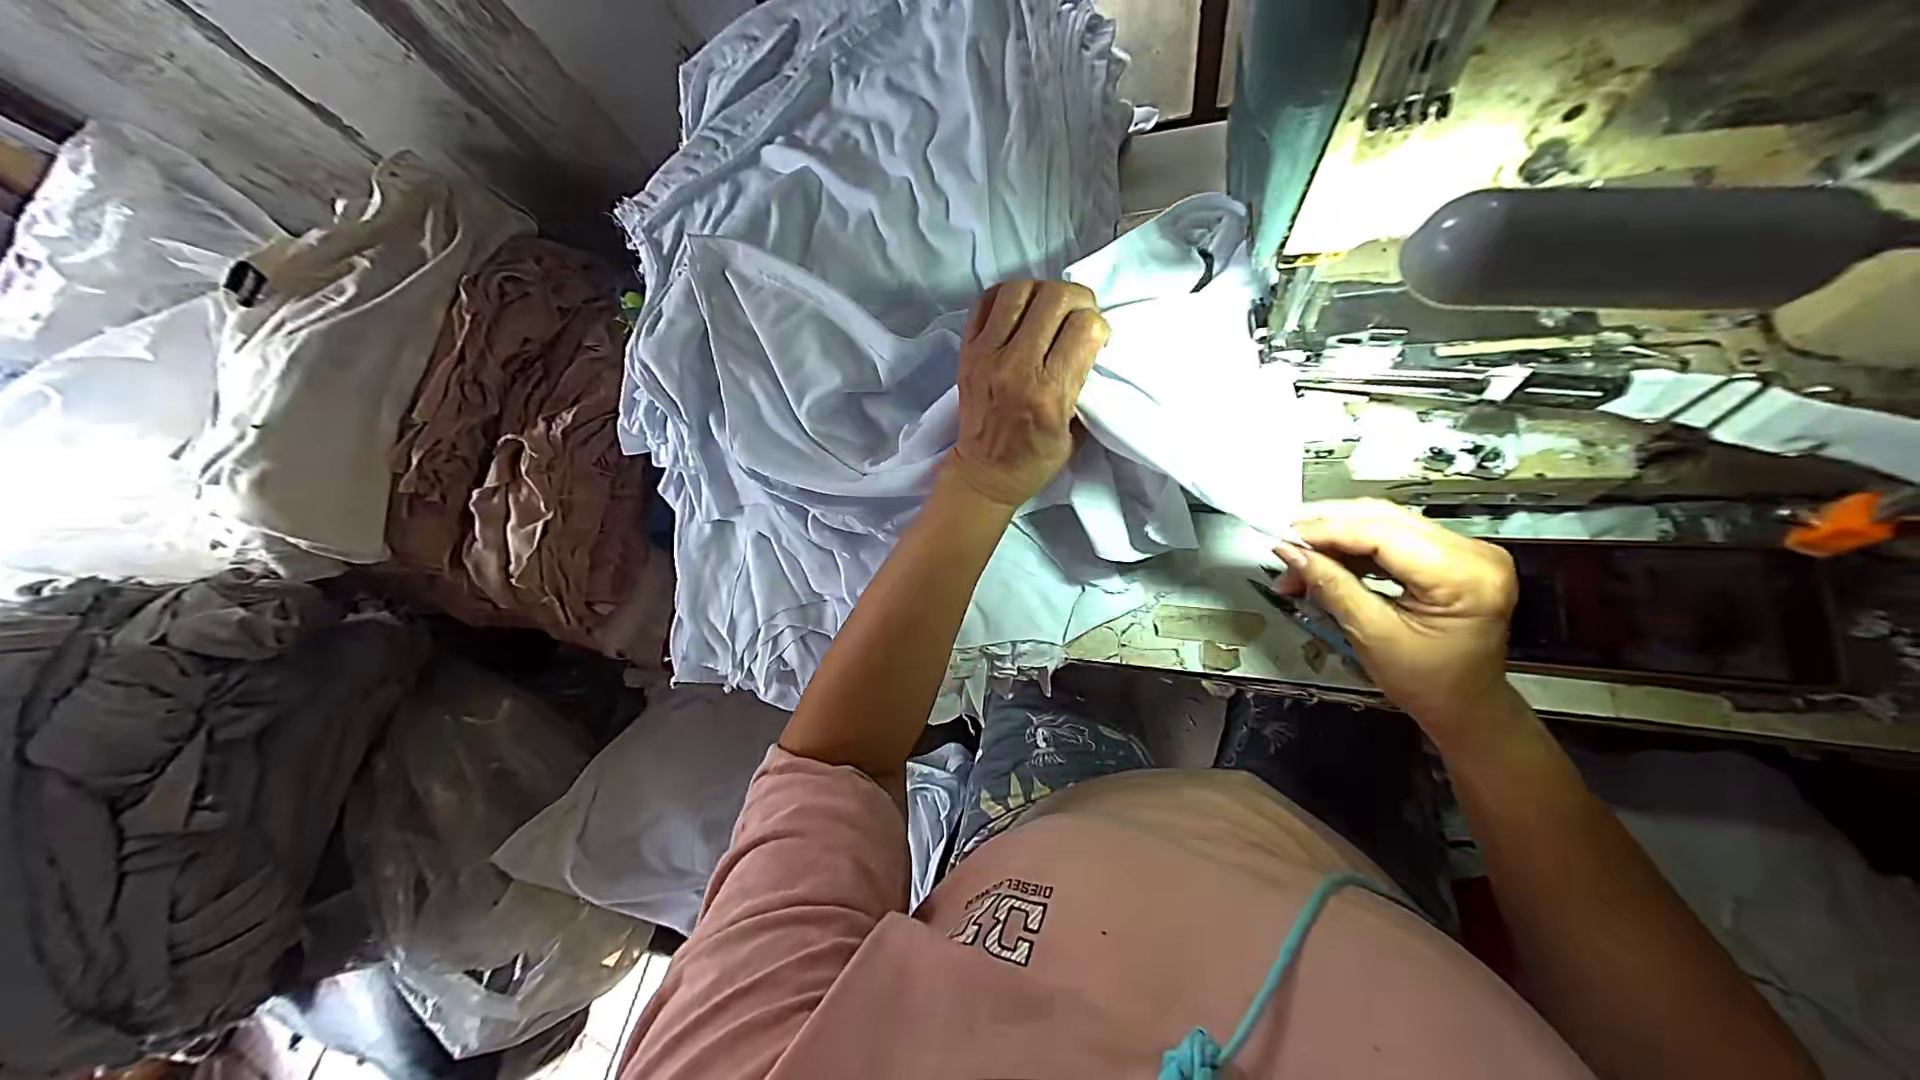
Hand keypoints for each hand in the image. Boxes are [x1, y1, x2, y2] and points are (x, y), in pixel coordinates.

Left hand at [946, 280, 1108, 507]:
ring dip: (1042, 293)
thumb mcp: (1075, 433)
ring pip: (1019, 290)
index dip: (1098, 325)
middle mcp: (1015, 368)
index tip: (1096, 338)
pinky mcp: (967, 351)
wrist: (984, 473)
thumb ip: (1083, 385)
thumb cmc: (1034, 460)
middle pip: (1055, 299)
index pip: (1085, 328)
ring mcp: (986, 355)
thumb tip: (1091, 342)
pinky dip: (1008, 297)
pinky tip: (1020, 311)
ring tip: (1048, 310)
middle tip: (1078, 316)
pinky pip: (986, 301)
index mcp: (1048, 393)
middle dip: (1078, 300)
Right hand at [1273, 498, 1519, 746]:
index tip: (1283, 538)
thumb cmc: (1426, 681)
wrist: (1464, 705)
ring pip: (1384, 522)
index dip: (1327, 532)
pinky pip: (1393, 536)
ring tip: (1296, 552)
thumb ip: (1331, 586)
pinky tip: (1323, 556)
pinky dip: (1352, 545)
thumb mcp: (1371, 634)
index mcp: (1464, 575)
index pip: (1382, 534)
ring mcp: (1465, 550)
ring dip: (1335, 535)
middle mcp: (1473, 552)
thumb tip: (1290, 552)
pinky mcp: (1451, 554)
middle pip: (1384, 519)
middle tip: (1283, 539)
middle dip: (1327, 528)